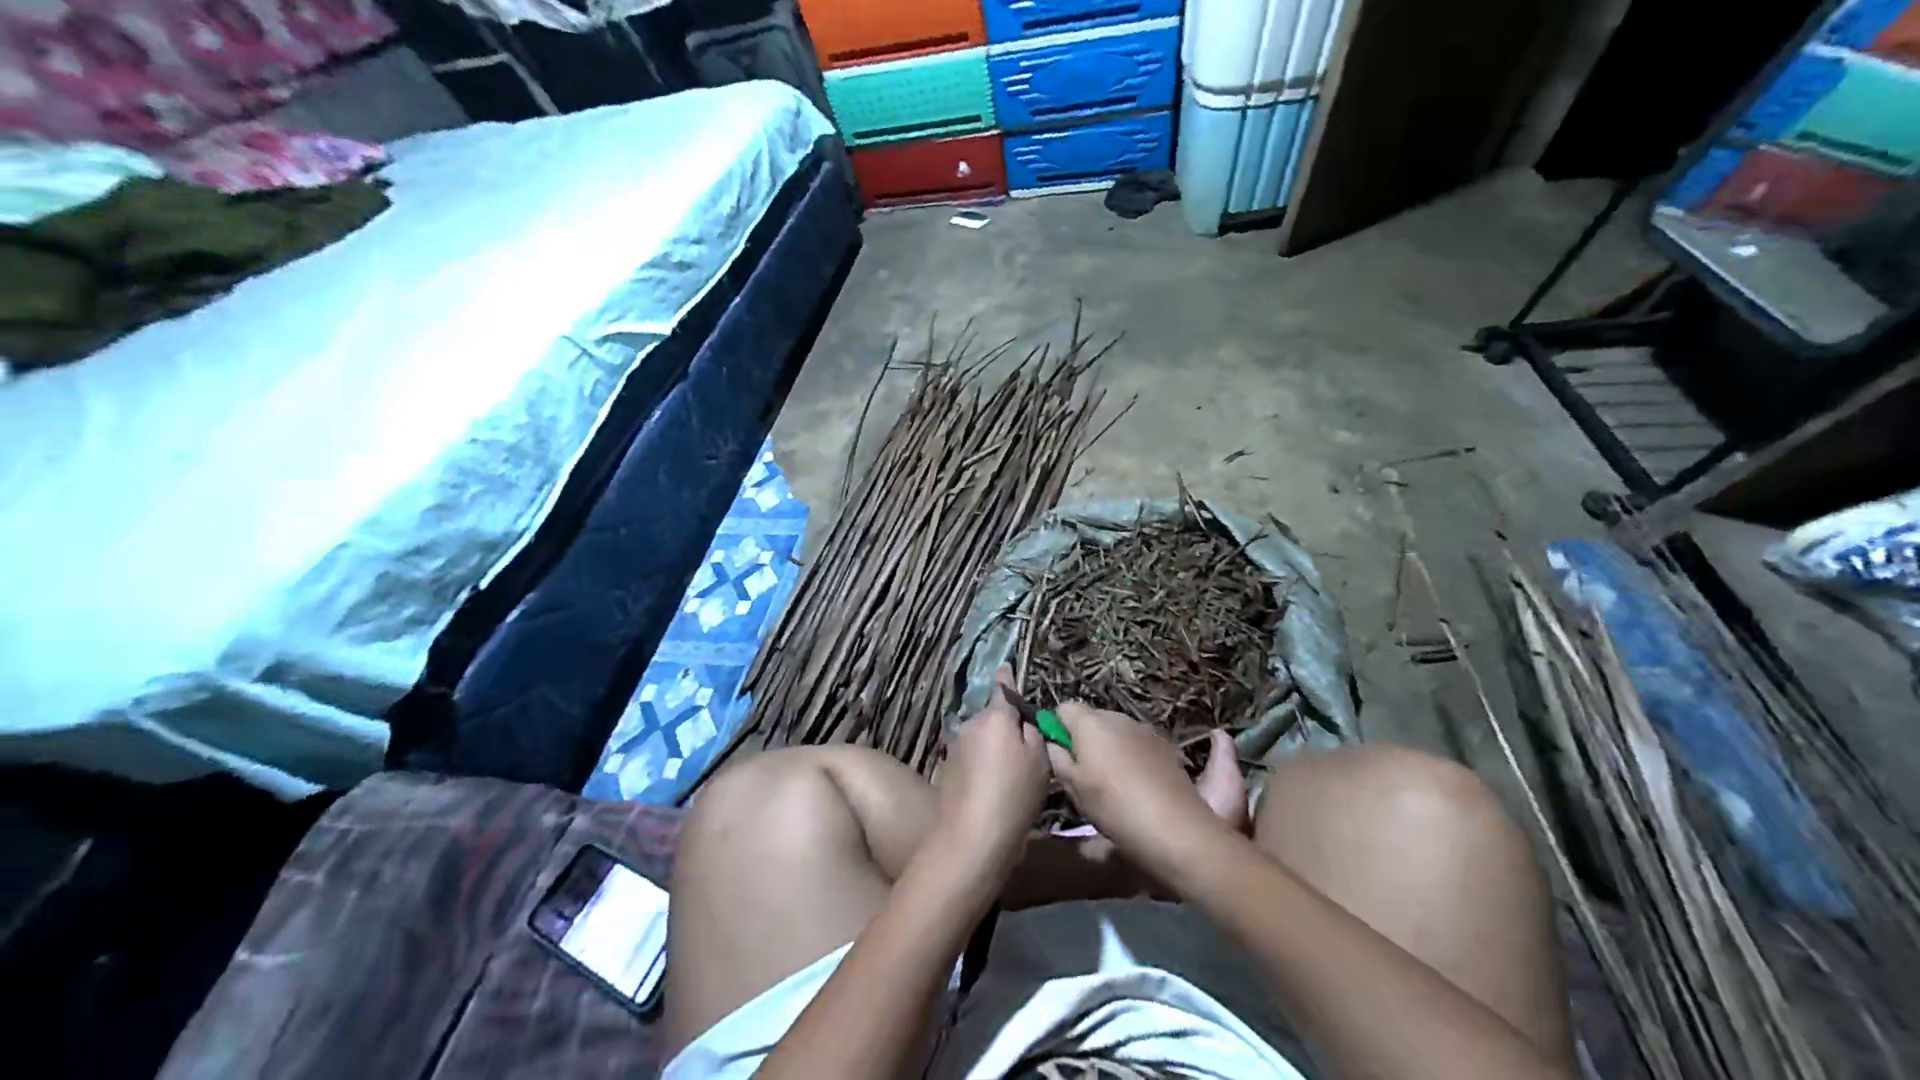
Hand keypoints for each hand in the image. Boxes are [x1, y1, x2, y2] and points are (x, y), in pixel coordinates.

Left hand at [935, 669, 1050, 877]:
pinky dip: (983, 764)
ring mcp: (956, 746)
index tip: (1007, 666)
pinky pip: (972, 756)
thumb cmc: (1014, 794)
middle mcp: (971, 724)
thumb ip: (1032, 731)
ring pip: (982, 737)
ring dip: (994, 746)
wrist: (971, 837)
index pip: (1002, 688)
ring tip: (1013, 773)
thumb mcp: (1039, 760)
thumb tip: (1022, 719)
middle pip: (994, 716)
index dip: (1007, 678)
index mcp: (995, 717)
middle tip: (1028, 749)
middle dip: (1007, 725)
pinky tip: (994, 787)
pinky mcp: (947, 769)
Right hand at [1046, 704, 1237, 873]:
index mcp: (1090, 724)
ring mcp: (1145, 730)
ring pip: (1117, 731)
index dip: (1058, 727)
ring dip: (1110, 747)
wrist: (1175, 827)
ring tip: (1112, 782)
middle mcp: (1118, 717)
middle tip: (1084, 773)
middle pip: (1092, 718)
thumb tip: (1052, 743)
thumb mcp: (1074, 787)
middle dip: (1085, 738)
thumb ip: (1057, 758)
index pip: (1064, 708)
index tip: (1060, 753)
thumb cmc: (1114, 806)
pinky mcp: (1166, 746)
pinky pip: (1138, 743)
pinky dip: (1132, 755)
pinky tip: (1137, 784)